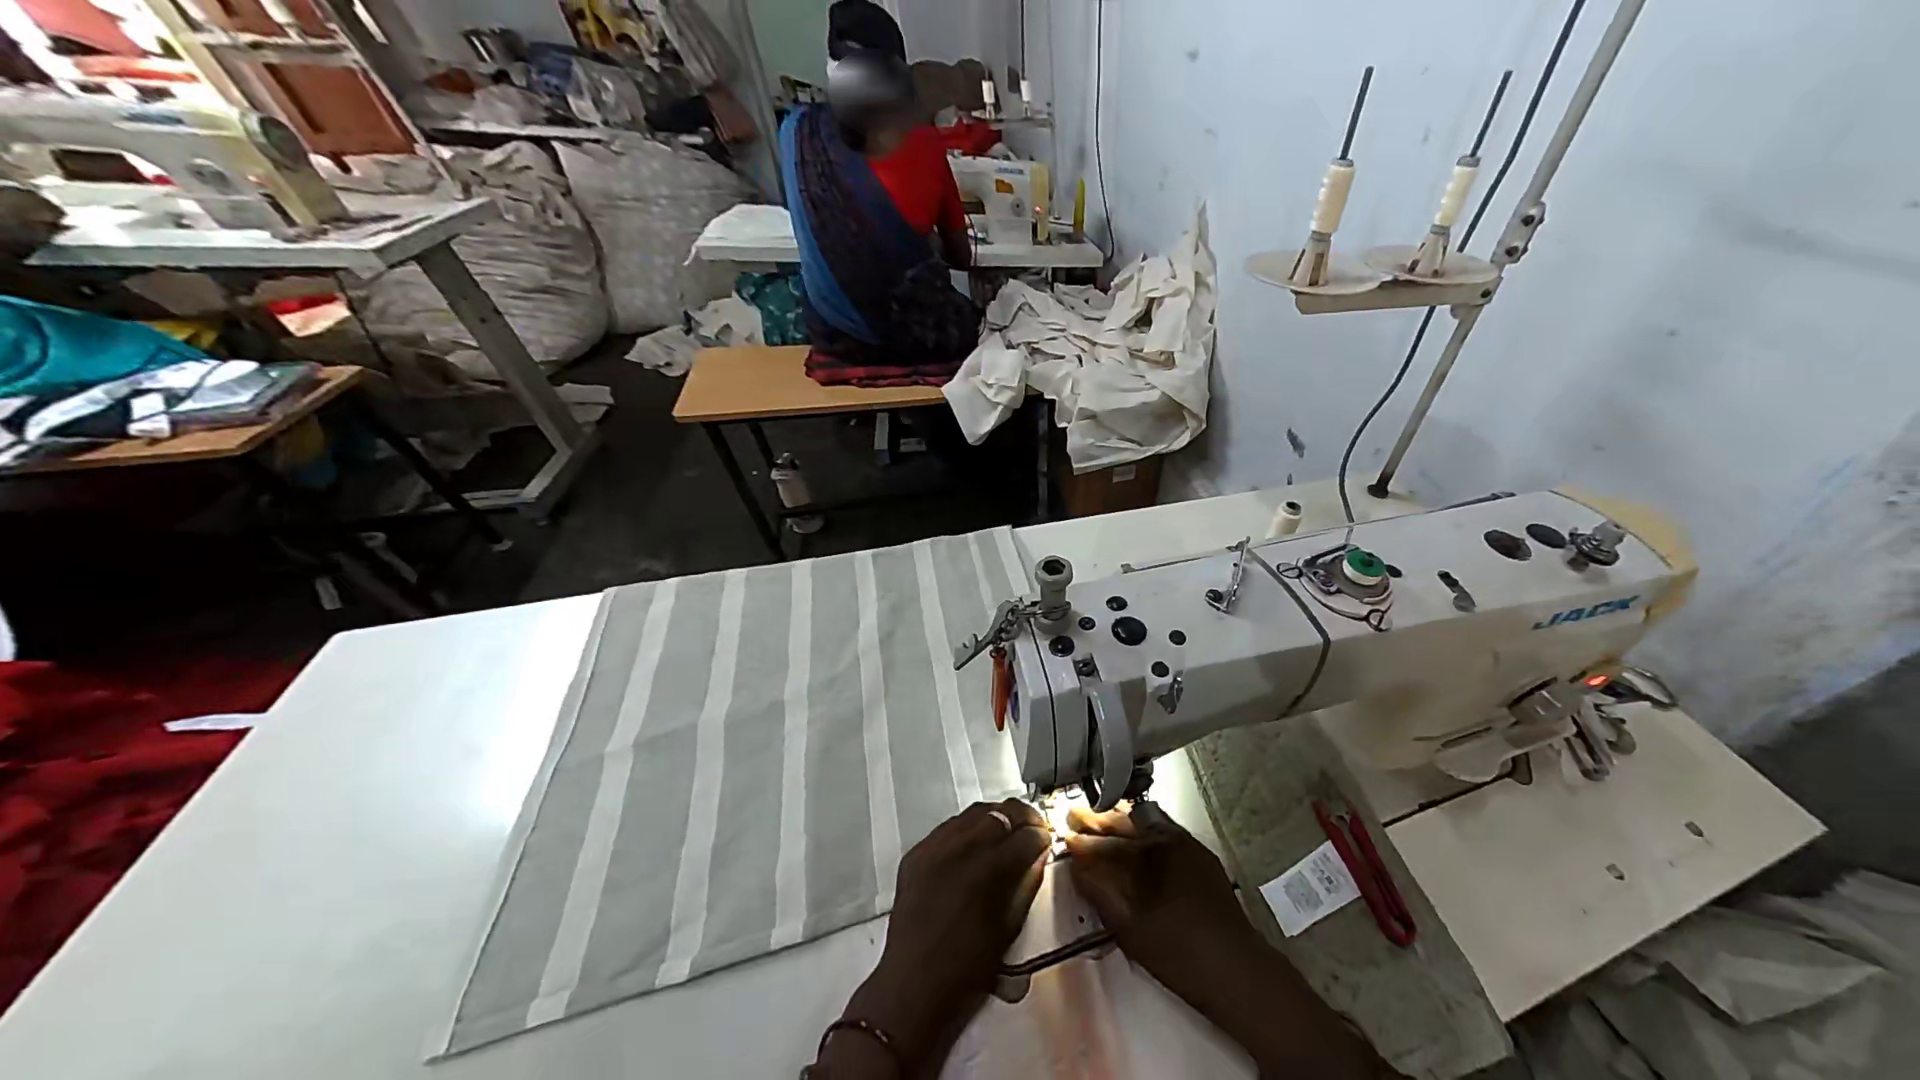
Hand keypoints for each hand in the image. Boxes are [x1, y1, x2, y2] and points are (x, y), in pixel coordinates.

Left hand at [825, 798, 1048, 1076]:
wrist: (914, 984)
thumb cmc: (965, 969)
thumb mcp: (1009, 927)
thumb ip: (1027, 882)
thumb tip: (1038, 855)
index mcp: (984, 872)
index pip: (1024, 835)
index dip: (1041, 835)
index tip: (1047, 838)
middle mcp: (957, 851)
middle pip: (1000, 813)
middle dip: (1023, 818)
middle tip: (1034, 828)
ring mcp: (933, 849)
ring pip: (973, 813)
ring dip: (996, 818)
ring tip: (1008, 831)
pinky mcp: (916, 853)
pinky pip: (948, 826)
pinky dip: (968, 828)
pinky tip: (977, 840)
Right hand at [1063, 799, 1259, 1001]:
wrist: (1239, 973)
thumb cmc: (1181, 955)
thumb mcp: (1130, 930)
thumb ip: (1101, 894)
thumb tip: (1078, 869)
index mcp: (1151, 856)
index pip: (1107, 841)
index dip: (1083, 840)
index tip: (1065, 838)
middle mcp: (1170, 841)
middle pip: (1126, 821)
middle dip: (1098, 820)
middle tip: (1075, 818)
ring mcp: (1189, 846)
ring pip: (1146, 820)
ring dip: (1120, 820)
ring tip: (1100, 821)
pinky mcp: (1201, 856)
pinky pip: (1164, 828)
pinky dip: (1143, 826)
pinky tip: (1135, 837)